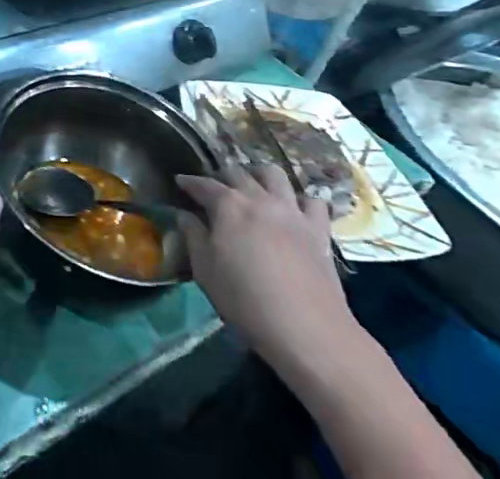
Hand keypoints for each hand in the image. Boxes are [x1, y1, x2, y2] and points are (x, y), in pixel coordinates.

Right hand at [176, 165, 356, 365]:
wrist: (303, 325)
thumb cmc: (244, 301)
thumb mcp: (206, 272)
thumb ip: (193, 237)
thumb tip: (184, 215)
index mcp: (229, 206)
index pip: (204, 185)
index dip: (190, 182)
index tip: (181, 181)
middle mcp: (260, 198)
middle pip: (238, 173)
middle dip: (222, 176)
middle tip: (215, 188)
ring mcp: (292, 209)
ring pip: (275, 175)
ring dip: (260, 175)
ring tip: (254, 186)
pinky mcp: (318, 226)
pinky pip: (312, 201)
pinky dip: (301, 201)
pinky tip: (296, 211)